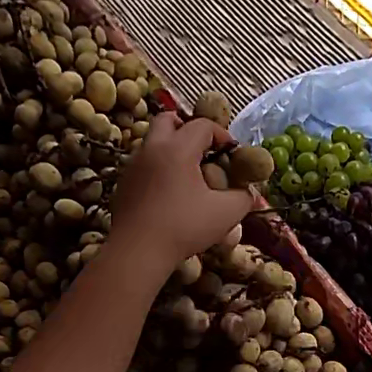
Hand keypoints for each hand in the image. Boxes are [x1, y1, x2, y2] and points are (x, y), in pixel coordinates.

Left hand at [112, 113, 254, 268]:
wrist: (137, 251)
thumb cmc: (184, 227)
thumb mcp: (226, 214)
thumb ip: (243, 197)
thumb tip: (248, 192)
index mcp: (177, 148)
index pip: (203, 125)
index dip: (222, 136)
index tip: (232, 155)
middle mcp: (152, 148)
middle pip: (169, 120)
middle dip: (189, 130)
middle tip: (204, 152)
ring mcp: (133, 165)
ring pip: (153, 143)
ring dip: (172, 149)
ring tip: (188, 175)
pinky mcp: (123, 184)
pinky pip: (144, 165)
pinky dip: (158, 169)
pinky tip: (169, 195)